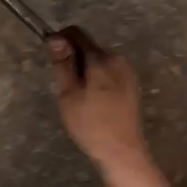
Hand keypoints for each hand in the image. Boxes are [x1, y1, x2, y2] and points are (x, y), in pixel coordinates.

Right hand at [49, 27, 149, 170]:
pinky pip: (109, 72)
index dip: (61, 42)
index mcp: (101, 59)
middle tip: (68, 90)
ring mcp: (127, 71)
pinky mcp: (132, 84)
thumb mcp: (68, 94)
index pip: (76, 33)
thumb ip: (62, 63)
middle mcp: (117, 58)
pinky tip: (97, 102)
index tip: (55, 62)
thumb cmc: (91, 125)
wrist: (123, 153)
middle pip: (88, 47)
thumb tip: (54, 36)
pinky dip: (99, 79)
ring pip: (98, 60)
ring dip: (87, 71)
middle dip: (75, 61)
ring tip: (83, 99)